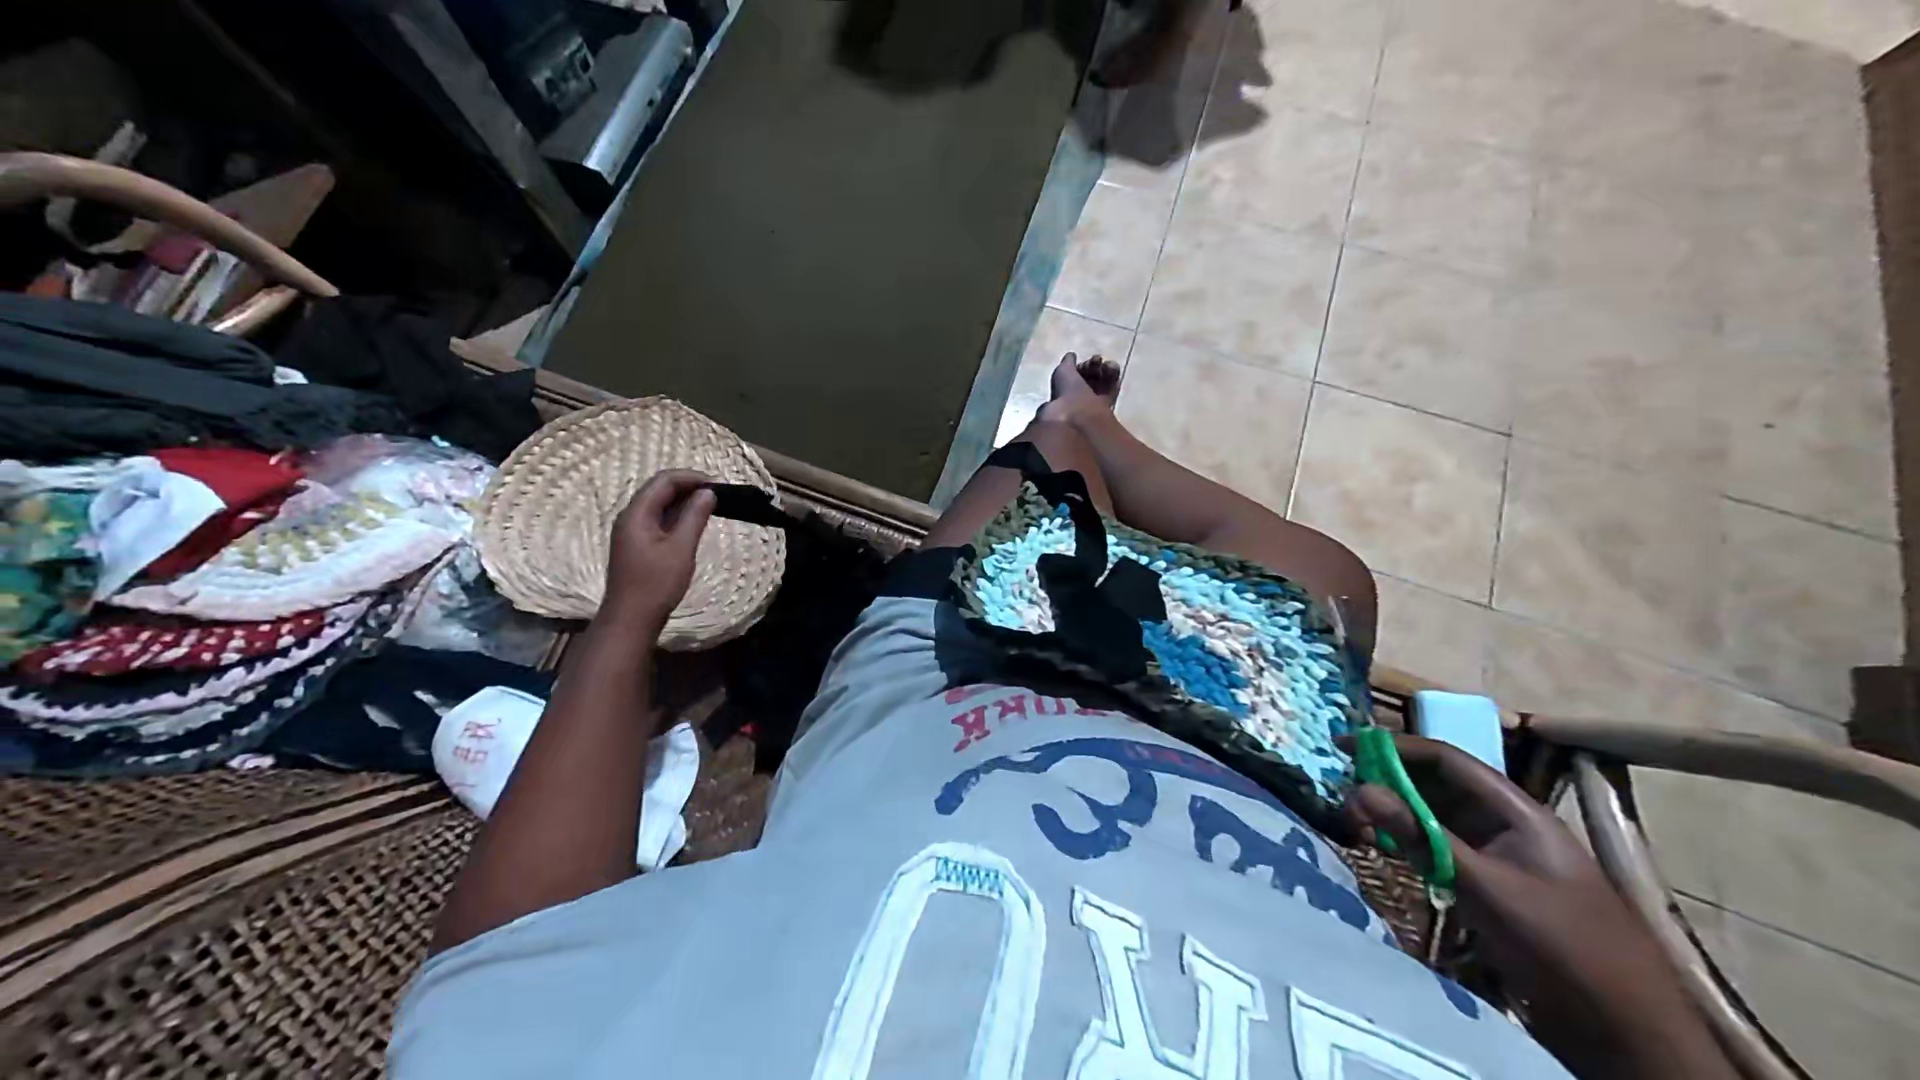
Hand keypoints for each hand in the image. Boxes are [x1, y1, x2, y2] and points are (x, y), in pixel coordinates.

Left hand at [601, 470, 715, 630]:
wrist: (631, 619)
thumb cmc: (656, 584)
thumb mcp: (681, 548)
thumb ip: (694, 517)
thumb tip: (708, 492)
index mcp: (636, 514)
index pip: (663, 481)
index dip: (691, 477)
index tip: (718, 484)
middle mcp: (630, 517)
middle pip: (658, 489)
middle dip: (688, 486)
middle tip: (717, 494)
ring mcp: (631, 531)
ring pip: (658, 504)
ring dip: (683, 501)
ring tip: (710, 506)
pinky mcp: (636, 544)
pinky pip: (657, 519)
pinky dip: (676, 515)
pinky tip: (693, 523)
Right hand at [1343, 736, 1728, 1075]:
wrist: (1624, 1023)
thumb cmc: (1560, 942)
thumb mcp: (1483, 886)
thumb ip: (1420, 835)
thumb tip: (1359, 789)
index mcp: (1514, 809)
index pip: (1445, 759)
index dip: (1394, 746)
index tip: (1345, 745)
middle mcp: (1502, 821)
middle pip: (1434, 784)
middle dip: (1386, 780)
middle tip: (1342, 789)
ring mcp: (1495, 852)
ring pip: (1431, 815)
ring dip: (1392, 812)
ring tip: (1353, 819)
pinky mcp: (1486, 881)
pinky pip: (1437, 846)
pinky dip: (1406, 841)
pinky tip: (1382, 846)